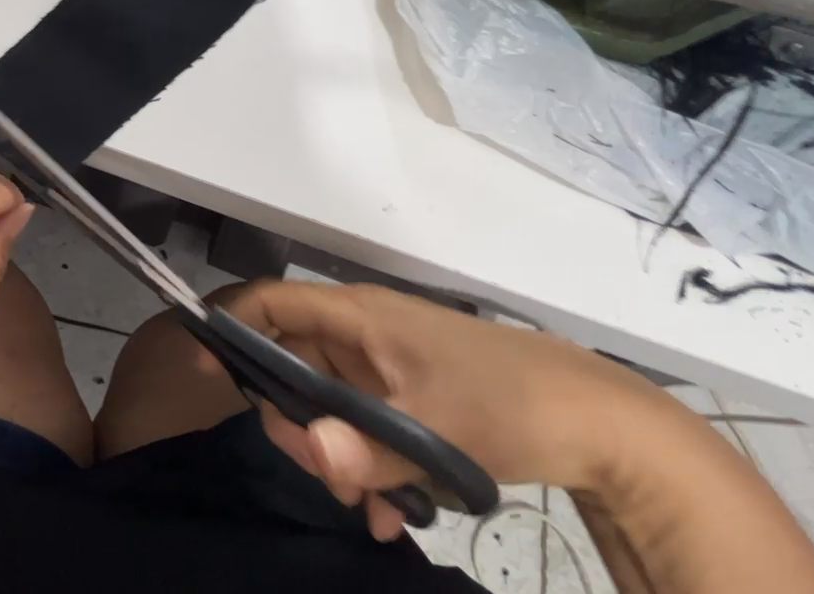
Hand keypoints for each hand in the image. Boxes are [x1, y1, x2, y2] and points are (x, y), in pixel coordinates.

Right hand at [213, 282, 674, 539]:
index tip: (205, 370)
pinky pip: (362, 426)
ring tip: (362, 502)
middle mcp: (361, 333)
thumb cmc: (512, 403)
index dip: (231, 325)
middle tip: (316, 469)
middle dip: (293, 420)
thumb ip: (368, 447)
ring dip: (333, 453)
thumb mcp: (440, 429)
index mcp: (357, 315)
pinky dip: (362, 464)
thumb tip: (306, 448)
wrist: (608, 426)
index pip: (270, 301)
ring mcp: (385, 367)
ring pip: (327, 403)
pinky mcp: (409, 397)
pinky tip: (384, 512)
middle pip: (292, 363)